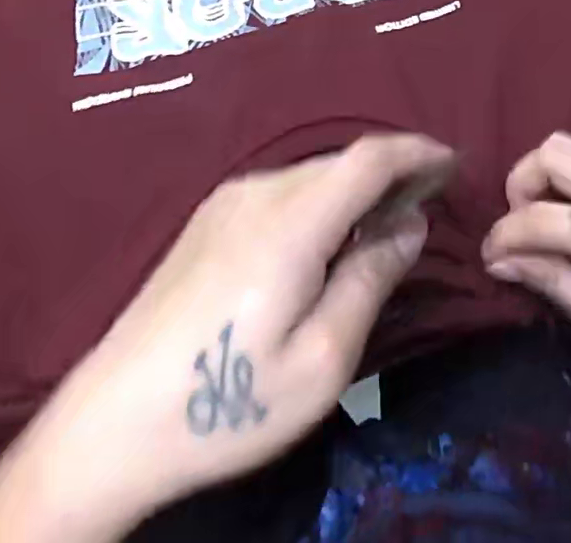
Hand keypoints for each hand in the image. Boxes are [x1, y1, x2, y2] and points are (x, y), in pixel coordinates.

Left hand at [0, 134, 448, 541]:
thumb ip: (369, 277)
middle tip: (430, 202)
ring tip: (386, 220)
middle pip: (339, 163)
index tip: (454, 164)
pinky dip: (320, 200)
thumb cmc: (230, 402)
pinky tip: (327, 235)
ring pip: (310, 176)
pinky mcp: (208, 219)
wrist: (116, 417)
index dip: (417, 153)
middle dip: (391, 172)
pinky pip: (281, 192)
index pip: (368, 158)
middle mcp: (256, 192)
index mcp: (289, 221)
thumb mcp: (321, 358)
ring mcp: (225, 201)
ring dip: (354, 187)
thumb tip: (409, 221)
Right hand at [482, 132, 570, 395]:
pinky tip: (562, 205)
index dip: (504, 235)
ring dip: (539, 173)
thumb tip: (496, 260)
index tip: (489, 256)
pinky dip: (560, 169)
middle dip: (520, 186)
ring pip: (566, 144)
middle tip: (520, 225)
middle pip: (551, 156)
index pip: (542, 218)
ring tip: (539, 212)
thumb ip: (550, 281)